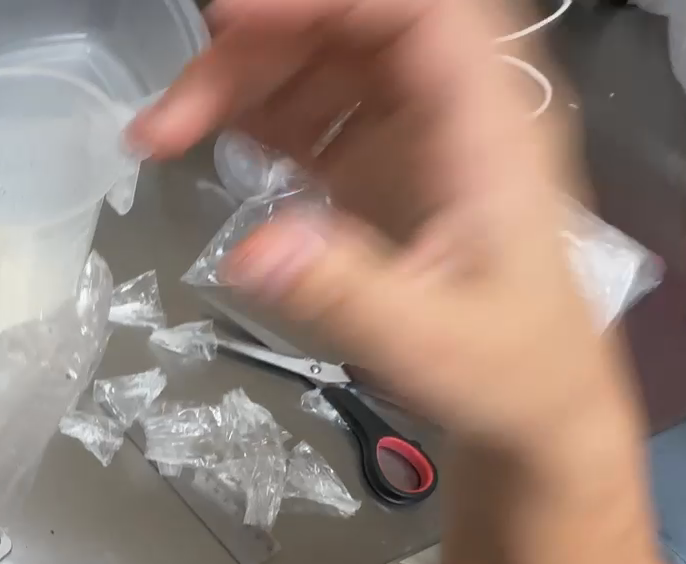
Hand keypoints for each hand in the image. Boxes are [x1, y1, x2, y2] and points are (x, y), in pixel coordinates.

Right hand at [129, 0, 635, 451]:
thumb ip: (343, 292)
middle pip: (344, 34)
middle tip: (162, 125)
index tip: (226, 21)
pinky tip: (200, 145)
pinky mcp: (372, 174)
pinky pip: (305, 121)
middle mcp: (444, 111)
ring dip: (234, 89)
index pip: (410, 12)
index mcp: (483, 123)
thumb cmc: (502, 369)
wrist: (527, 401)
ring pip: (315, 71)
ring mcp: (405, 139)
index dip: (319, 1)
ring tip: (158, 140)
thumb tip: (246, 253)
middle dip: (248, 58)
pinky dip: (249, 122)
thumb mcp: (425, 340)